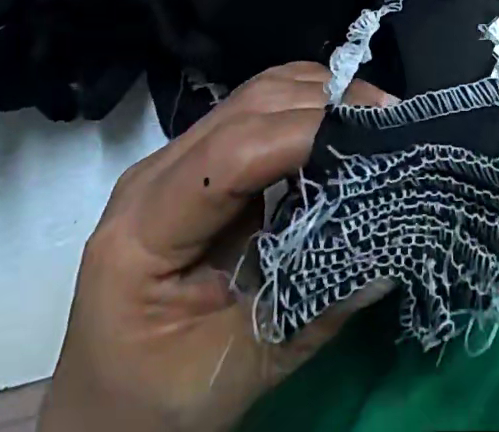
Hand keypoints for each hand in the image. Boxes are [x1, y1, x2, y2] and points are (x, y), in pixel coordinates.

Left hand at [39, 63, 393, 431]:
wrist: (103, 410)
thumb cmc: (150, 402)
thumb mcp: (225, 376)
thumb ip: (302, 316)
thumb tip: (384, 256)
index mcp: (145, 225)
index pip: (231, 153)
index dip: (304, 133)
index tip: (375, 136)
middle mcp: (157, 173)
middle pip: (245, 108)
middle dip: (323, 104)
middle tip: (395, 124)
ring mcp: (178, 164)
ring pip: (253, 98)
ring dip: (318, 99)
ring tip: (378, 123)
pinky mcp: (202, 169)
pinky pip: (257, 118)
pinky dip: (306, 113)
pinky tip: (343, 132)